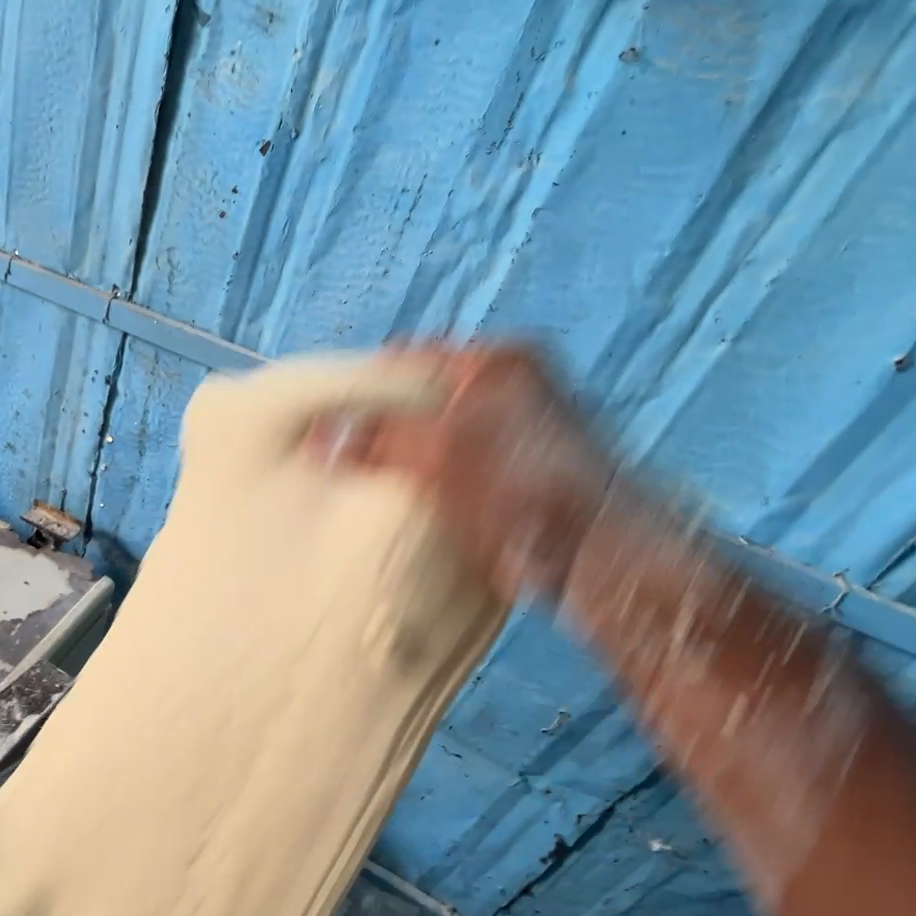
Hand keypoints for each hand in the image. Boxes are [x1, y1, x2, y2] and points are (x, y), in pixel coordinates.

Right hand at [306, 342, 621, 602]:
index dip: (362, 388)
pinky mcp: (515, 478)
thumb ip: (377, 436)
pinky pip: (450, 473)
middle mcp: (510, 388)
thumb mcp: (439, 450)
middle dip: (379, 427)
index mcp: (497, 361)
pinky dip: (425, 486)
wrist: (597, 556)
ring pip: (433, 439)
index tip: (327, 422)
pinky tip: (397, 506)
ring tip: (359, 484)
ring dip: (400, 462)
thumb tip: (318, 438)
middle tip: (339, 456)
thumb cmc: (522, 486)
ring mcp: (514, 434)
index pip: (406, 359)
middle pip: (419, 400)